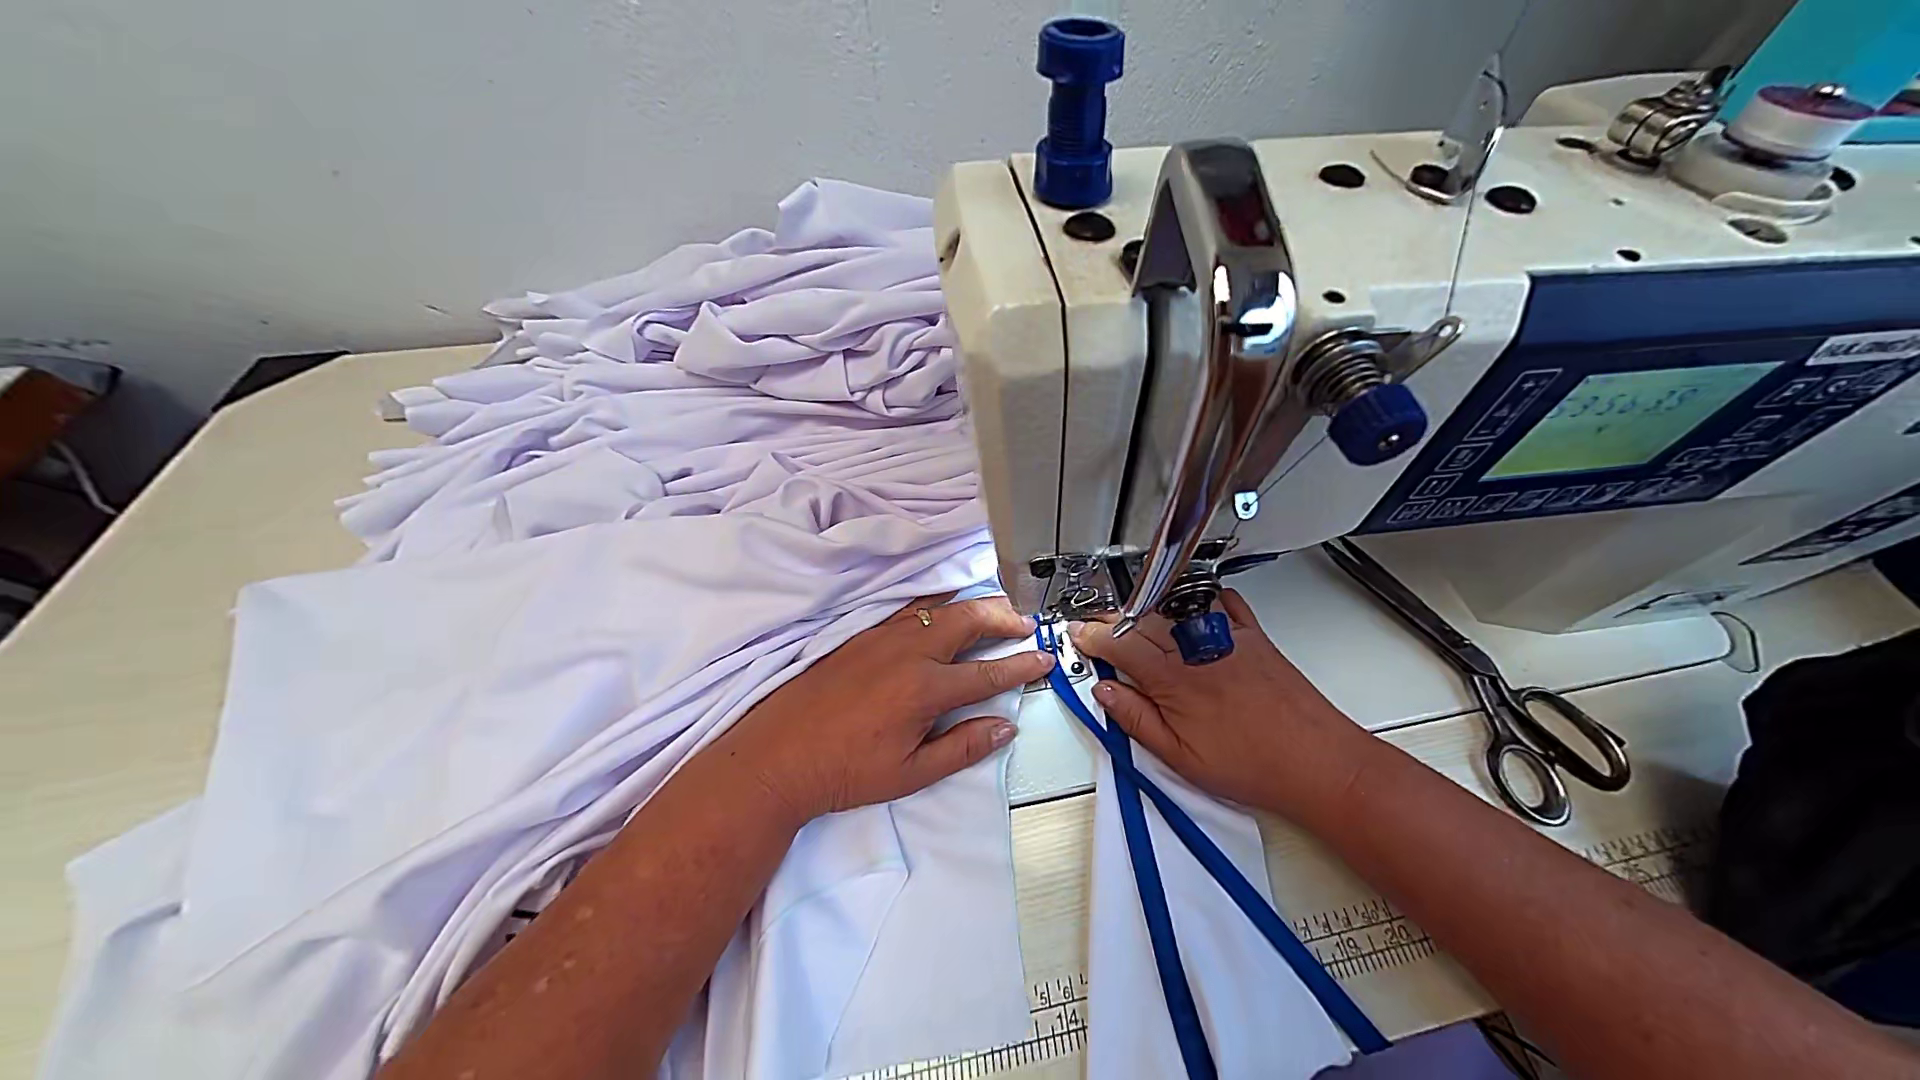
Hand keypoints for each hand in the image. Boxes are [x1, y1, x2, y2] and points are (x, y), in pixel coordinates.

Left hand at [718, 595, 1055, 824]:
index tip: (1041, 658)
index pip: (987, 672)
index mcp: (923, 690)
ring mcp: (880, 637)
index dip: (1020, 664)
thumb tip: (1002, 728)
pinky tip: (939, 610)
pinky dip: (933, 603)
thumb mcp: (910, 773)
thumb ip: (962, 747)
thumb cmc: (842, 771)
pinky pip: (906, 608)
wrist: (777, 756)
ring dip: (970, 605)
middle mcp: (906, 653)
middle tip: (1022, 624)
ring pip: (937, 607)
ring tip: (991, 610)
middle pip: (967, 620)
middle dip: (1002, 617)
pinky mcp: (859, 634)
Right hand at [1070, 590, 1374, 824]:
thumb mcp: (1181, 757)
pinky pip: (1224, 604)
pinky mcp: (1255, 639)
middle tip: (1099, 629)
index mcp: (1175, 680)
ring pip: (1177, 608)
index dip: (1093, 637)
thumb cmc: (1255, 765)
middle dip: (1114, 621)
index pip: (1120, 645)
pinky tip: (1194, 605)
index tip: (1080, 635)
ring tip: (1136, 620)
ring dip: (1150, 609)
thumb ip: (1137, 720)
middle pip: (1143, 621)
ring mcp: (1228, 640)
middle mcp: (1198, 650)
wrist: (1319, 763)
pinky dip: (1203, 599)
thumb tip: (1106, 693)